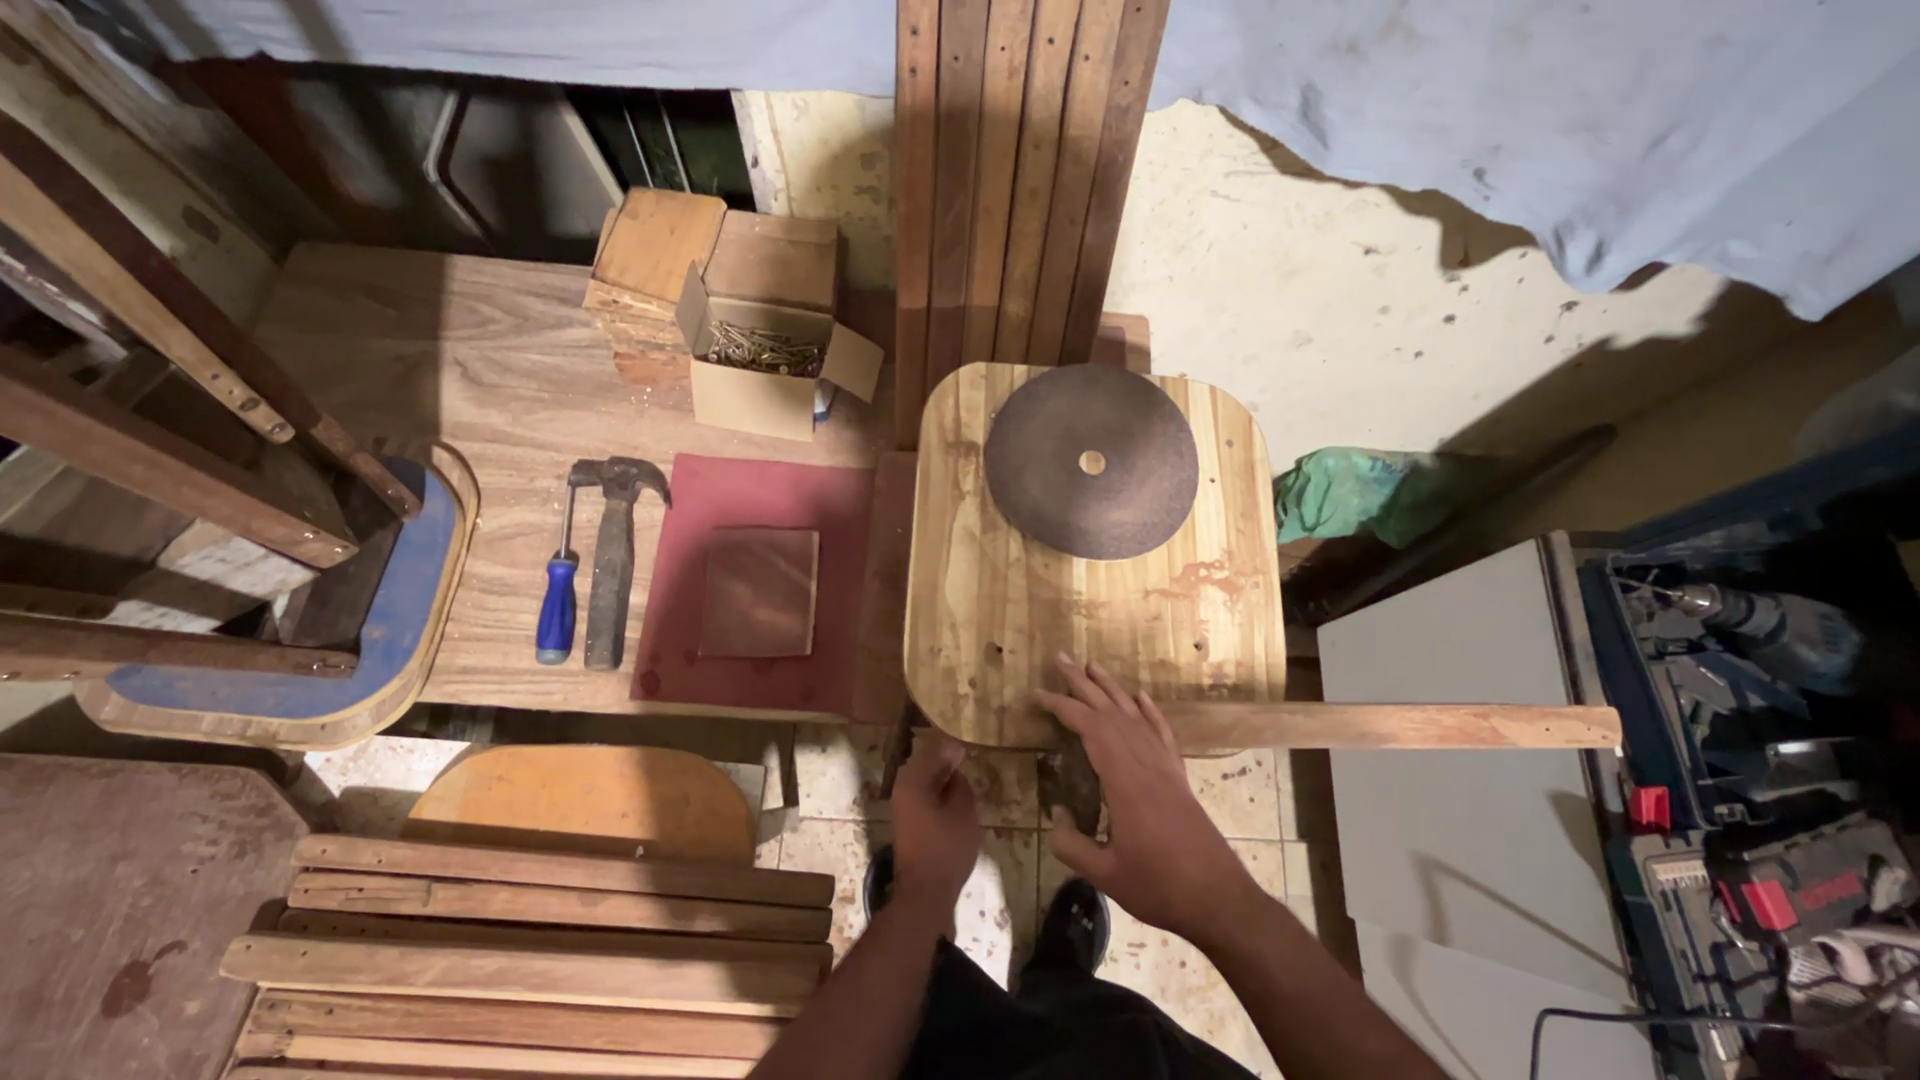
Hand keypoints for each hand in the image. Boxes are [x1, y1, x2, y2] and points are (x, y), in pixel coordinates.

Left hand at [887, 729, 981, 913]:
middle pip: (922, 766)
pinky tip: (951, 801)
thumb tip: (955, 770)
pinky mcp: (906, 824)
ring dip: (939, 778)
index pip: (931, 753)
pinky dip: (935, 793)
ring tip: (961, 781)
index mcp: (912, 782)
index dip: (949, 749)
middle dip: (942, 762)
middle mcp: (901, 791)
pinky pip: (920, 797)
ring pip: (920, 782)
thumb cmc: (946, 848)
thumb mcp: (963, 812)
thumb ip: (960, 785)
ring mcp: (901, 808)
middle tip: (964, 760)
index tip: (965, 748)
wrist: (925, 891)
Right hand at [1035, 653, 1263, 946]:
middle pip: (1112, 712)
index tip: (1037, 695)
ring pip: (1136, 717)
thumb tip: (1055, 816)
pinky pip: (1162, 735)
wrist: (1219, 899)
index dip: (1062, 708)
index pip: (1090, 728)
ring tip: (1093, 665)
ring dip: (1113, 690)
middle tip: (1060, 658)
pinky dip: (1150, 712)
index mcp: (1125, 782)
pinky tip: (1141, 697)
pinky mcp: (1179, 779)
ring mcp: (1166, 769)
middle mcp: (1146, 764)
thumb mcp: (1105, 875)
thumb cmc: (1159, 888)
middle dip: (1083, 684)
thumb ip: (1071, 846)